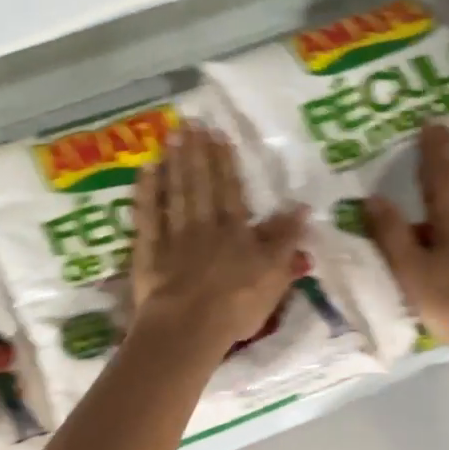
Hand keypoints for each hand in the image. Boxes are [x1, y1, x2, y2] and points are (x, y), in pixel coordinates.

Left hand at [129, 122, 307, 356]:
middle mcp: (203, 226)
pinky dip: (146, 194)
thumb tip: (303, 208)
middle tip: (191, 123)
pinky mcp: (148, 254)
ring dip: (174, 164)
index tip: (218, 135)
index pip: (230, 191)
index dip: (224, 163)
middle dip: (197, 153)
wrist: (189, 326)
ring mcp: (173, 238)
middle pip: (200, 185)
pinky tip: (145, 171)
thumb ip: (285, 240)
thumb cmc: (237, 305)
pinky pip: (147, 218)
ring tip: (172, 136)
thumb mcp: (274, 274)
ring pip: (175, 194)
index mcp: (235, 232)